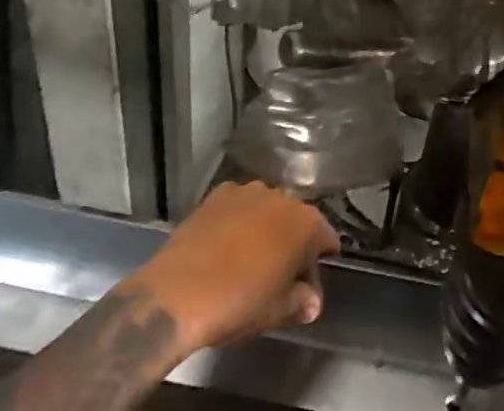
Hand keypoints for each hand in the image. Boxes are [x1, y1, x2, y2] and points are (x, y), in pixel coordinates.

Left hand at [121, 181, 338, 353]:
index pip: (326, 238)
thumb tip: (310, 302)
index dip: (319, 264)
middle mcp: (281, 197)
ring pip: (267, 209)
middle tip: (279, 276)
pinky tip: (224, 244)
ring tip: (249, 259)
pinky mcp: (217, 194)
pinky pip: (238, 205)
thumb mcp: (277, 312)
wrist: (177, 293)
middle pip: (296, 220)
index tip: (308, 287)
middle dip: (293, 243)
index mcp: (305, 223)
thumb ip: (300, 301)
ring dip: (265, 228)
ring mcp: (247, 190)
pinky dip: (238, 219)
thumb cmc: (237, 303)